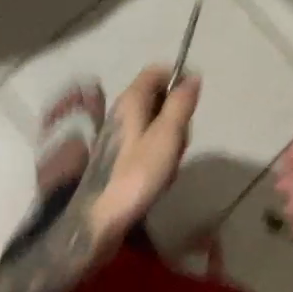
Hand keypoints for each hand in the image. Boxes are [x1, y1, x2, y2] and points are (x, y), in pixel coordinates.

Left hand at [82, 66, 200, 246]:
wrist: (99, 220)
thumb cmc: (135, 175)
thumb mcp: (167, 137)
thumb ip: (181, 104)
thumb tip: (193, 77)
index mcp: (131, 100)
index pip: (156, 71)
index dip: (177, 79)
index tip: (192, 101)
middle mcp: (122, 110)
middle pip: (158, 97)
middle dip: (177, 116)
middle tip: (180, 140)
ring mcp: (119, 132)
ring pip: (155, 122)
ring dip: (170, 139)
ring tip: (169, 164)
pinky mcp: (119, 153)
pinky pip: (147, 142)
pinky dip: (158, 154)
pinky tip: (159, 176)